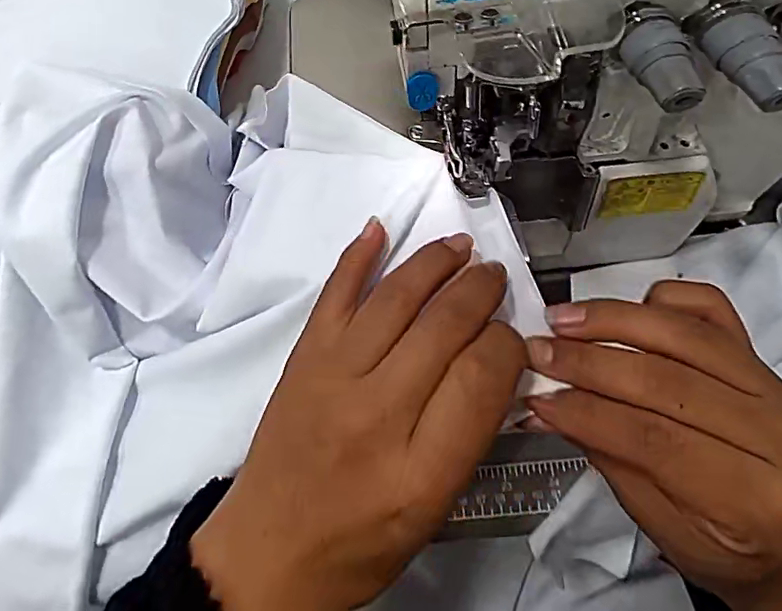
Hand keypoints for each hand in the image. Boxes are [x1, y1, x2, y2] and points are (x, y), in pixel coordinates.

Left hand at [191, 219, 525, 610]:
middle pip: (442, 327)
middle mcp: (374, 415)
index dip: (507, 343)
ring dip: (433, 262)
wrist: (269, 551)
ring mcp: (333, 376)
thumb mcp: (433, 508)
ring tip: (459, 247)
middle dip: (478, 290)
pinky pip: (335, 293)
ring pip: (395, 298)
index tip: (512, 333)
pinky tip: (379, 229)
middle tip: (494, 277)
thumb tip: (498, 361)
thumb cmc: (358, 539)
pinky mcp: (303, 357)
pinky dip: (358, 256)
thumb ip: (470, 432)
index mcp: (418, 471)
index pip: (481, 378)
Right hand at [521, 280, 781, 610]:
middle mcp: (774, 433)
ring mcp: (770, 385)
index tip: (542, 397)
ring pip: (684, 333)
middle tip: (542, 352)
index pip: (657, 439)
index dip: (590, 413)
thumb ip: (609, 458)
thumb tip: (551, 406)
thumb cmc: (724, 544)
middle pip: (668, 380)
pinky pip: (710, 307)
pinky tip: (628, 306)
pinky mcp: (758, 353)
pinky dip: (664, 298)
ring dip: (614, 320)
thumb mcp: (662, 527)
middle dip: (591, 362)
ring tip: (566, 320)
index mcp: (756, 497)